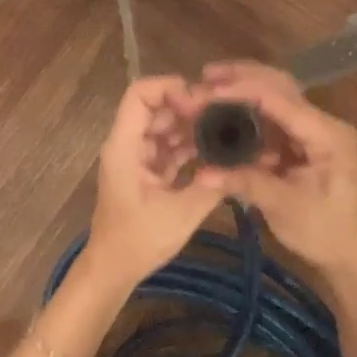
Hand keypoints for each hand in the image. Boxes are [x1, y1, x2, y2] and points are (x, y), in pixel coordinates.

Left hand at [78, 76, 226, 289]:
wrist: (114, 269)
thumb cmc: (139, 240)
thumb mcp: (181, 213)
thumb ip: (211, 185)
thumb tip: (241, 163)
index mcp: (125, 146)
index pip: (140, 94)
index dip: (170, 88)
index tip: (202, 101)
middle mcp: (127, 145)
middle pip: (156, 108)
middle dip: (188, 107)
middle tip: (224, 117)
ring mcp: (135, 159)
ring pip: (163, 128)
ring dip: (191, 127)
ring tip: (226, 132)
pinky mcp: (145, 174)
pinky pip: (167, 148)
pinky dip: (188, 147)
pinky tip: (216, 151)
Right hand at [201, 62, 356, 276]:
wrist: (350, 255)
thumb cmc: (324, 231)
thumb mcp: (283, 207)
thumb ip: (243, 183)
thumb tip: (199, 174)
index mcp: (326, 134)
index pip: (279, 98)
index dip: (241, 90)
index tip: (205, 91)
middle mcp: (322, 124)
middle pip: (280, 86)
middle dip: (242, 78)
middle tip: (203, 76)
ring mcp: (313, 133)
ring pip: (275, 99)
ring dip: (243, 92)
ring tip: (207, 89)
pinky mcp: (303, 145)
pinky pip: (273, 120)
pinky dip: (248, 114)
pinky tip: (223, 115)